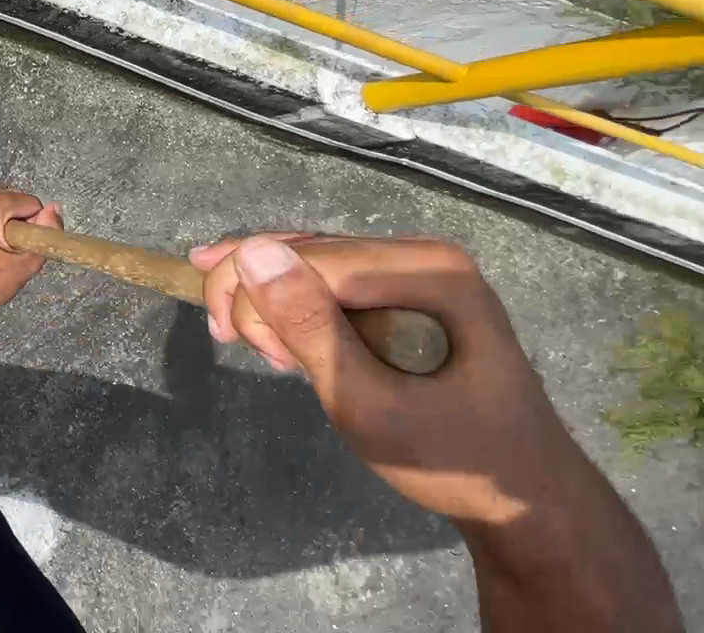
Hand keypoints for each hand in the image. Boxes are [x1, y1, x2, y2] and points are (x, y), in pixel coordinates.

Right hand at [190, 233, 579, 525]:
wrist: (523, 500)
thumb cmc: (448, 456)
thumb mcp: (366, 401)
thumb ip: (309, 325)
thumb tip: (252, 252)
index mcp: (428, 273)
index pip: (303, 257)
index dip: (251, 290)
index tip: (228, 341)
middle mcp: (421, 255)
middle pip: (298, 251)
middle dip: (254, 296)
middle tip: (235, 345)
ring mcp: (414, 270)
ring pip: (300, 261)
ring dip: (266, 303)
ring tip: (267, 352)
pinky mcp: (403, 288)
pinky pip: (321, 278)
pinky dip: (290, 306)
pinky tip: (282, 338)